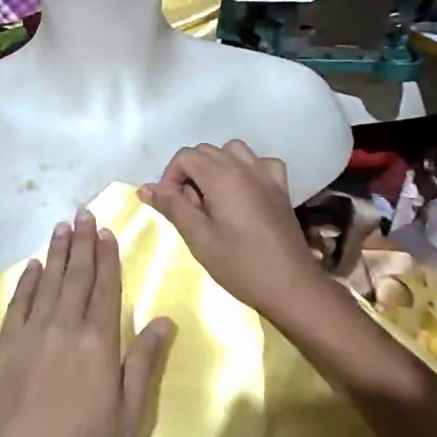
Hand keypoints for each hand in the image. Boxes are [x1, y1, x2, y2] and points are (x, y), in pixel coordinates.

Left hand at [0, 210, 172, 436]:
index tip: (107, 231)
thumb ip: (145, 361)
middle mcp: (65, 326)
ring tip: (62, 226)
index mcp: (99, 340)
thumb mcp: (130, 412)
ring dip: (56, 252)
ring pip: (48, 281)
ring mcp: (32, 333)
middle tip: (84, 213)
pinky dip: (27, 281)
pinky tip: (33, 266)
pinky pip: (18, 303)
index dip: (108, 256)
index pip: (106, 286)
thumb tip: (165, 318)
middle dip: (82, 242)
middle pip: (76, 275)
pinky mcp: (5, 346)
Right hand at [138, 141, 332, 322]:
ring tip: (213, 199)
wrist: (291, 285)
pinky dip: (247, 170)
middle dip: (190, 173)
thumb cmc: (240, 264)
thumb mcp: (198, 238)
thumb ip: (172, 207)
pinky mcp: (281, 188)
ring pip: (233, 151)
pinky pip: (260, 163)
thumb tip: (146, 188)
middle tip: (190, 210)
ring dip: (216, 167)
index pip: (185, 156)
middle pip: (206, 151)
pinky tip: (244, 192)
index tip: (170, 206)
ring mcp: (266, 174)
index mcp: (222, 176)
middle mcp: (244, 166)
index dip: (170, 177)